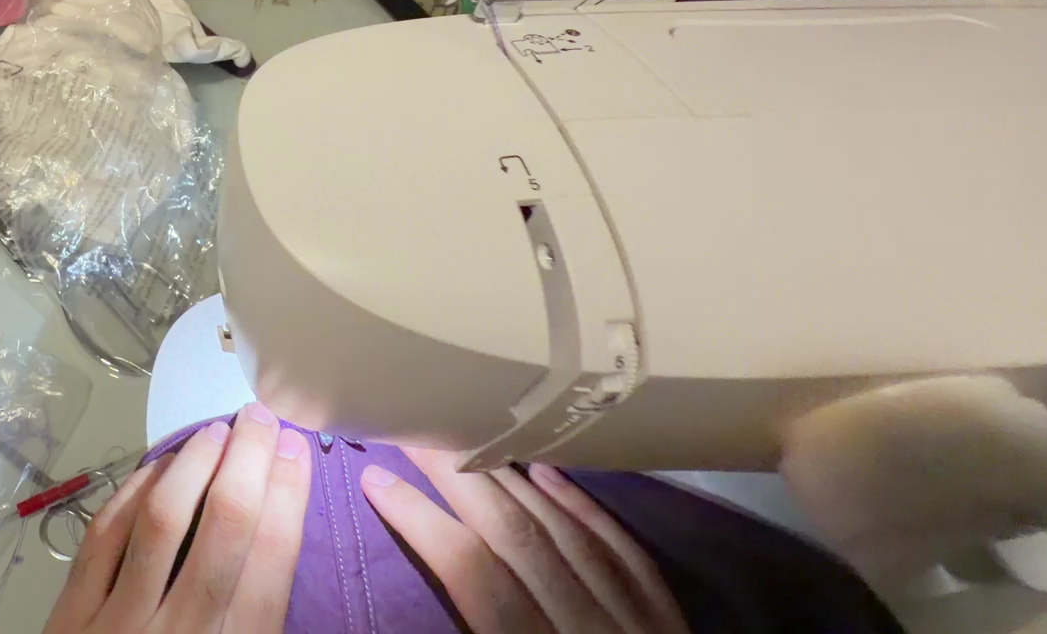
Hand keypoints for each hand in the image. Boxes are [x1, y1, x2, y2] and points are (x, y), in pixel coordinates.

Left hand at [43, 405, 312, 633]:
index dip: (288, 494)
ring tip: (218, 429)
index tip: (296, 449)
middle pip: (225, 525)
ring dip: (195, 463)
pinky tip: (158, 465)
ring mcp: (119, 622)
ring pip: (163, 519)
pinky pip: (105, 536)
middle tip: (260, 417)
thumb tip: (281, 529)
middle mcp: (183, 633)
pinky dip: (133, 492)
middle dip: (249, 461)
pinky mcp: (71, 616)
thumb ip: (262, 616)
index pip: (272, 560)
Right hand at [360, 452, 689, 633]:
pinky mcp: (672, 627)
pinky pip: (622, 552)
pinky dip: (581, 507)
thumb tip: (392, 622)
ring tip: (460, 439)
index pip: (474, 575)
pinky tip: (544, 473)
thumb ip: (468, 632)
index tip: (374, 480)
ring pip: (565, 533)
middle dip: (456, 476)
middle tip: (411, 433)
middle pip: (517, 537)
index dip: (420, 521)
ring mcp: (640, 629)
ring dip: (507, 478)